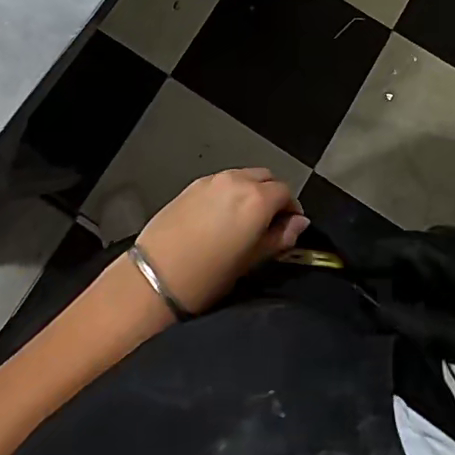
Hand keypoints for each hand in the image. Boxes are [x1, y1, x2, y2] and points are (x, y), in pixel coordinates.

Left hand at [134, 168, 306, 313]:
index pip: (286, 192)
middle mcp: (234, 181)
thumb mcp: (252, 261)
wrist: (155, 276)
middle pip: (265, 178)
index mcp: (256, 198)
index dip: (291, 210)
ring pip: (242, 177)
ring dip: (250, 192)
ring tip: (244, 222)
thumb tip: (298, 223)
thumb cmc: (207, 276)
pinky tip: (221, 219)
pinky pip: (220, 183)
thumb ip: (279, 238)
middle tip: (270, 224)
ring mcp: (210, 181)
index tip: (289, 228)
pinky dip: (229, 193)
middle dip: (272, 196)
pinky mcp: (190, 186)